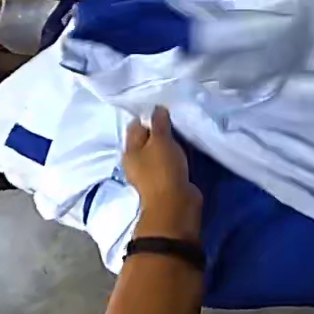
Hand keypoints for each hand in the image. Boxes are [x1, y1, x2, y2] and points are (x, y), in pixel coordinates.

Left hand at [124, 106, 201, 242]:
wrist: (174, 204)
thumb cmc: (163, 169)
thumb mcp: (161, 141)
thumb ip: (159, 123)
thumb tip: (157, 109)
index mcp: (129, 151)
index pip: (135, 127)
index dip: (147, 117)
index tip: (163, 109)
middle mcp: (136, 162)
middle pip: (146, 140)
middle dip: (158, 130)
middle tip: (175, 118)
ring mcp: (150, 173)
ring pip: (158, 151)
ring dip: (167, 144)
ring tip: (182, 132)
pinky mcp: (164, 181)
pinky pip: (168, 162)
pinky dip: (174, 155)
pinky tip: (184, 150)